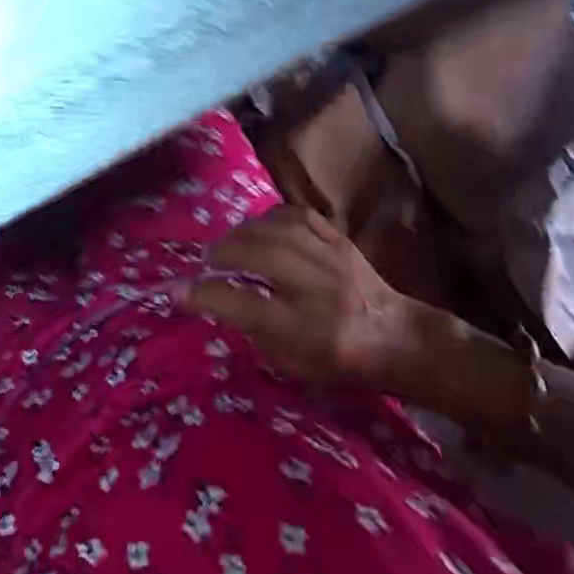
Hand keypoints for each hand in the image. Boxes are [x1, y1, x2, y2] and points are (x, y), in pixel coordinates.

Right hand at [186, 205, 445, 388]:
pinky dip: (269, 217)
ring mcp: (332, 259)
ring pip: (275, 228)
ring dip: (242, 232)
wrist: (396, 337)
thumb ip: (246, 327)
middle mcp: (318, 289)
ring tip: (230, 243)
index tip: (177, 290)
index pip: (244, 305)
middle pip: (258, 254)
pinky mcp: (339, 238)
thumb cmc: (335, 358)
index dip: (204, 295)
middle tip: (207, 260)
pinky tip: (259, 227)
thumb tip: (201, 296)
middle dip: (222, 252)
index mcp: (304, 330)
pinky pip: (296, 214)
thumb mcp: (287, 359)